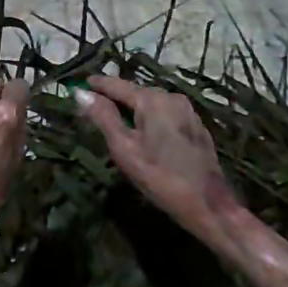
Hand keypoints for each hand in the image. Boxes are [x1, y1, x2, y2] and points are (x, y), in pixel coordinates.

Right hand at [77, 75, 236, 227]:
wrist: (207, 203)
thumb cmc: (160, 176)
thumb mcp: (124, 148)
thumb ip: (103, 117)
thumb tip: (80, 93)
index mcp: (152, 100)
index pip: (117, 84)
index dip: (97, 84)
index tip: (80, 83)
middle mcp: (171, 97)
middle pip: (136, 91)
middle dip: (114, 95)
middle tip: (93, 102)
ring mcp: (187, 111)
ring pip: (151, 101)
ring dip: (132, 105)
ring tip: (114, 114)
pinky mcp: (195, 125)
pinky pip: (165, 112)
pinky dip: (149, 115)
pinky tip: (142, 128)